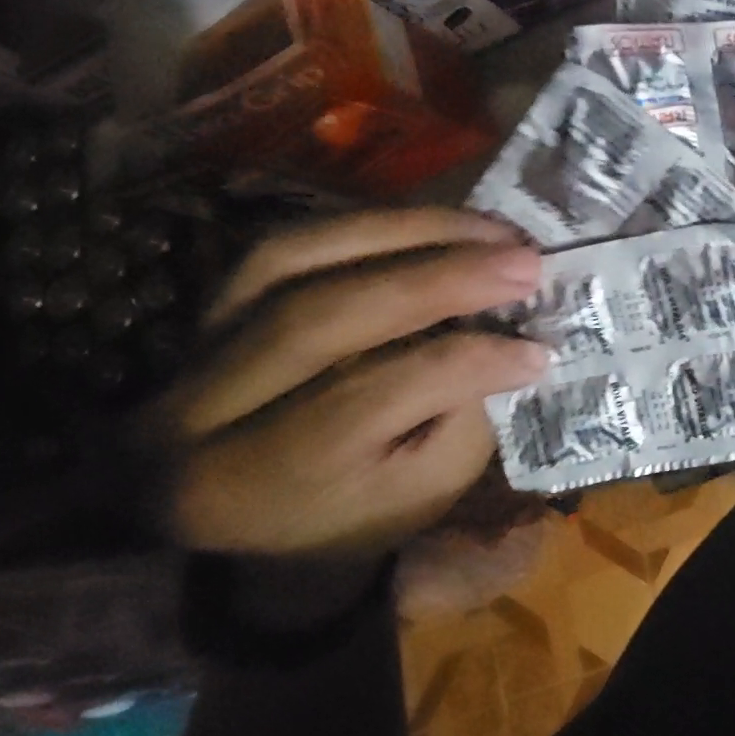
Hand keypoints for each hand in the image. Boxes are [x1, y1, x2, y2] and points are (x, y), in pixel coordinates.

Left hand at [140, 208, 549, 559]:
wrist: (249, 506)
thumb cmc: (353, 511)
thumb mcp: (422, 491)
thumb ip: (463, 416)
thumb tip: (513, 335)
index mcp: (252, 479)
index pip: (364, 398)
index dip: (463, 364)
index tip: (540, 352)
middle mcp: (195, 405)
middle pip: (320, 317)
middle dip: (439, 278)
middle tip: (528, 263)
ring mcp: (194, 340)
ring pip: (296, 255)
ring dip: (410, 231)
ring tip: (495, 231)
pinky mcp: (214, 298)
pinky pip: (296, 241)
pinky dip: (377, 224)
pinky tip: (443, 225)